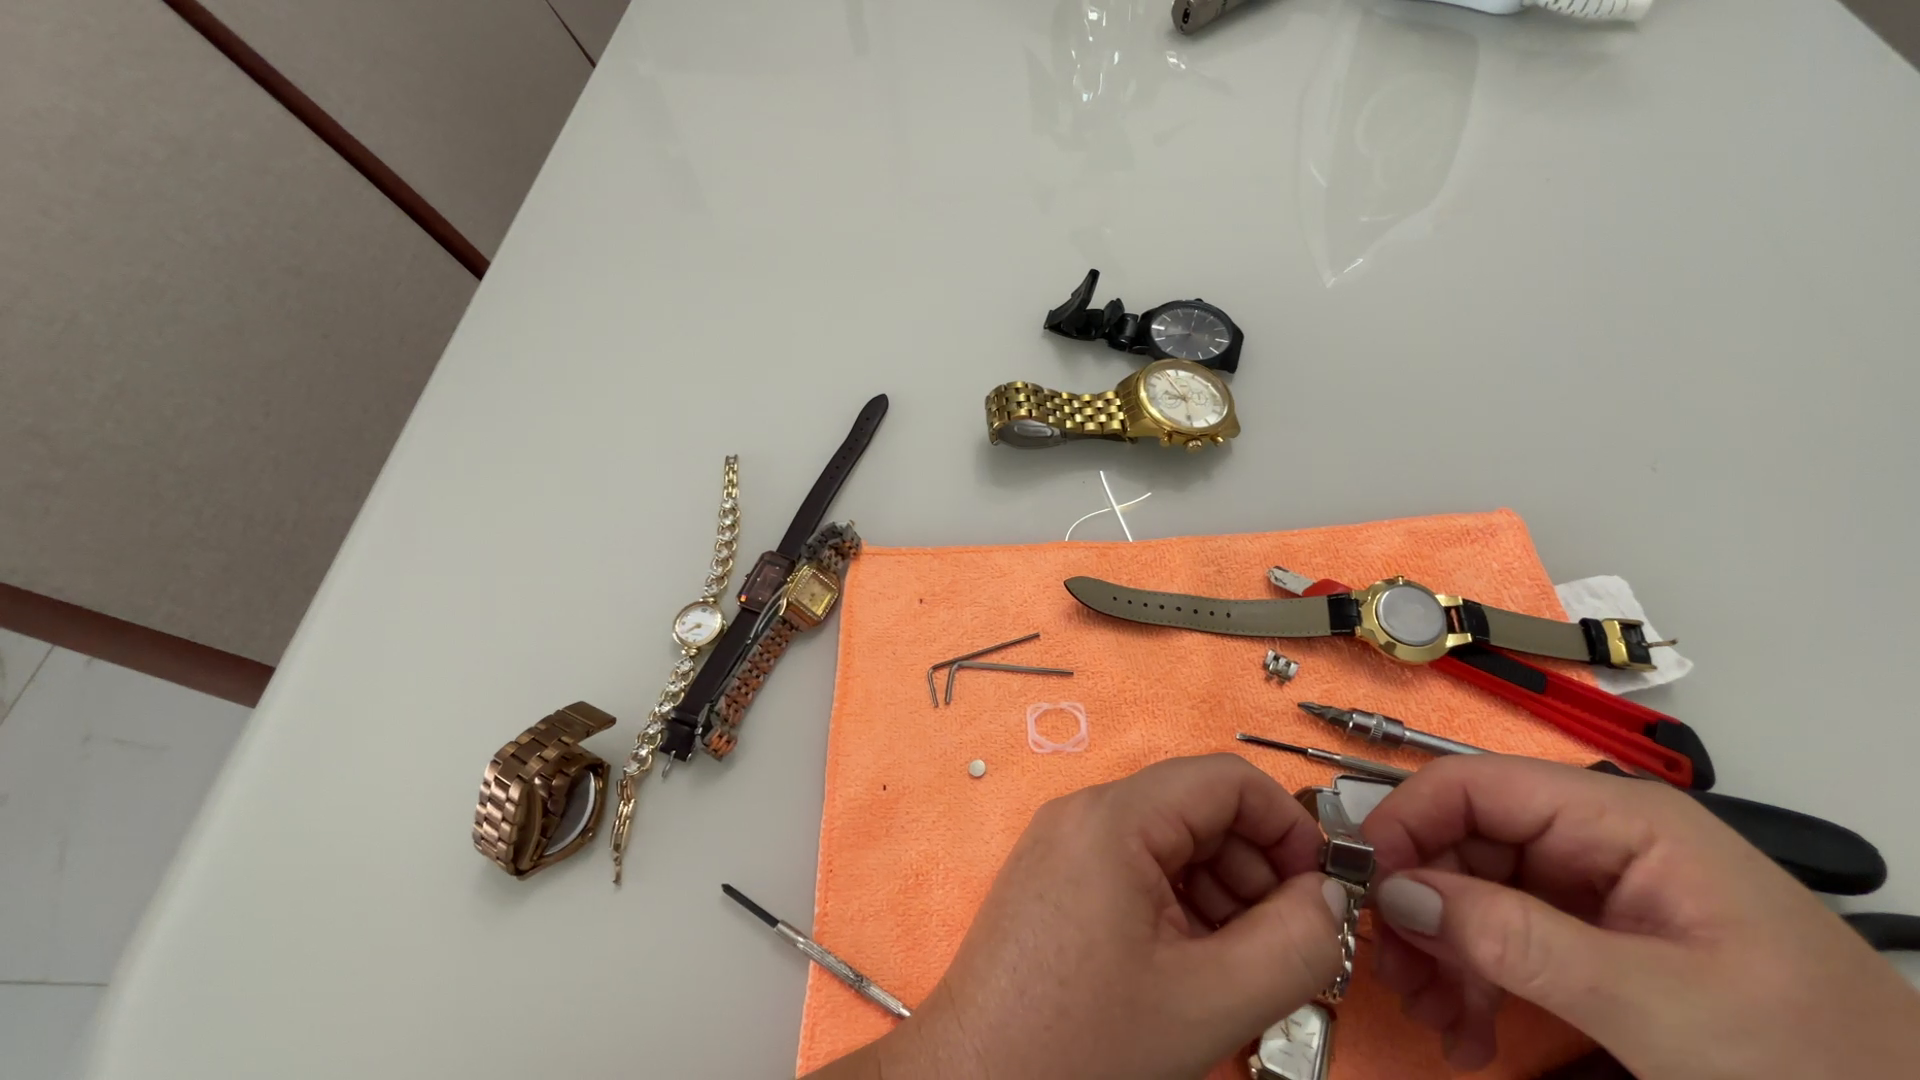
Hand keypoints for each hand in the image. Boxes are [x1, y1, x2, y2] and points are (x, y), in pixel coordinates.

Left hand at [809, 754, 1348, 1079]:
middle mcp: (1083, 815)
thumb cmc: (1083, 1044)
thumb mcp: (1211, 1000)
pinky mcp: (1054, 882)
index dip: (1286, 826)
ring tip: (1238, 972)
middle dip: (1255, 872)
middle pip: (1198, 811)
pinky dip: (1180, 912)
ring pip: (1171, 847)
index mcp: (1113, 817)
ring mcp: (1063, 847)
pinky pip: (1136, 873)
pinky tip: (1192, 972)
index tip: (1320, 892)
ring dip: (1222, 899)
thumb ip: (1296, 944)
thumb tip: (1329, 898)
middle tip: (1284, 948)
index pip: (1225, 778)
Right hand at [1360, 755, 1919, 1076]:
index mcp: (1620, 821)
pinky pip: (1500, 937)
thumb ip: (1518, 941)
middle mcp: (1595, 840)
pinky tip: (1465, 1028)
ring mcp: (1591, 890)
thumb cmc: (1808, 1060)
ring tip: (1432, 1015)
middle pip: (1464, 842)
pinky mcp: (1591, 938)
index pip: (1474, 785)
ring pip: (1472, 892)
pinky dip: (1470, 979)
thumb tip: (1397, 893)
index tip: (1363, 886)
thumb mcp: (1658, 1005)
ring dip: (1437, 952)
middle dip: (1420, 906)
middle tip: (1393, 973)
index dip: (1406, 822)